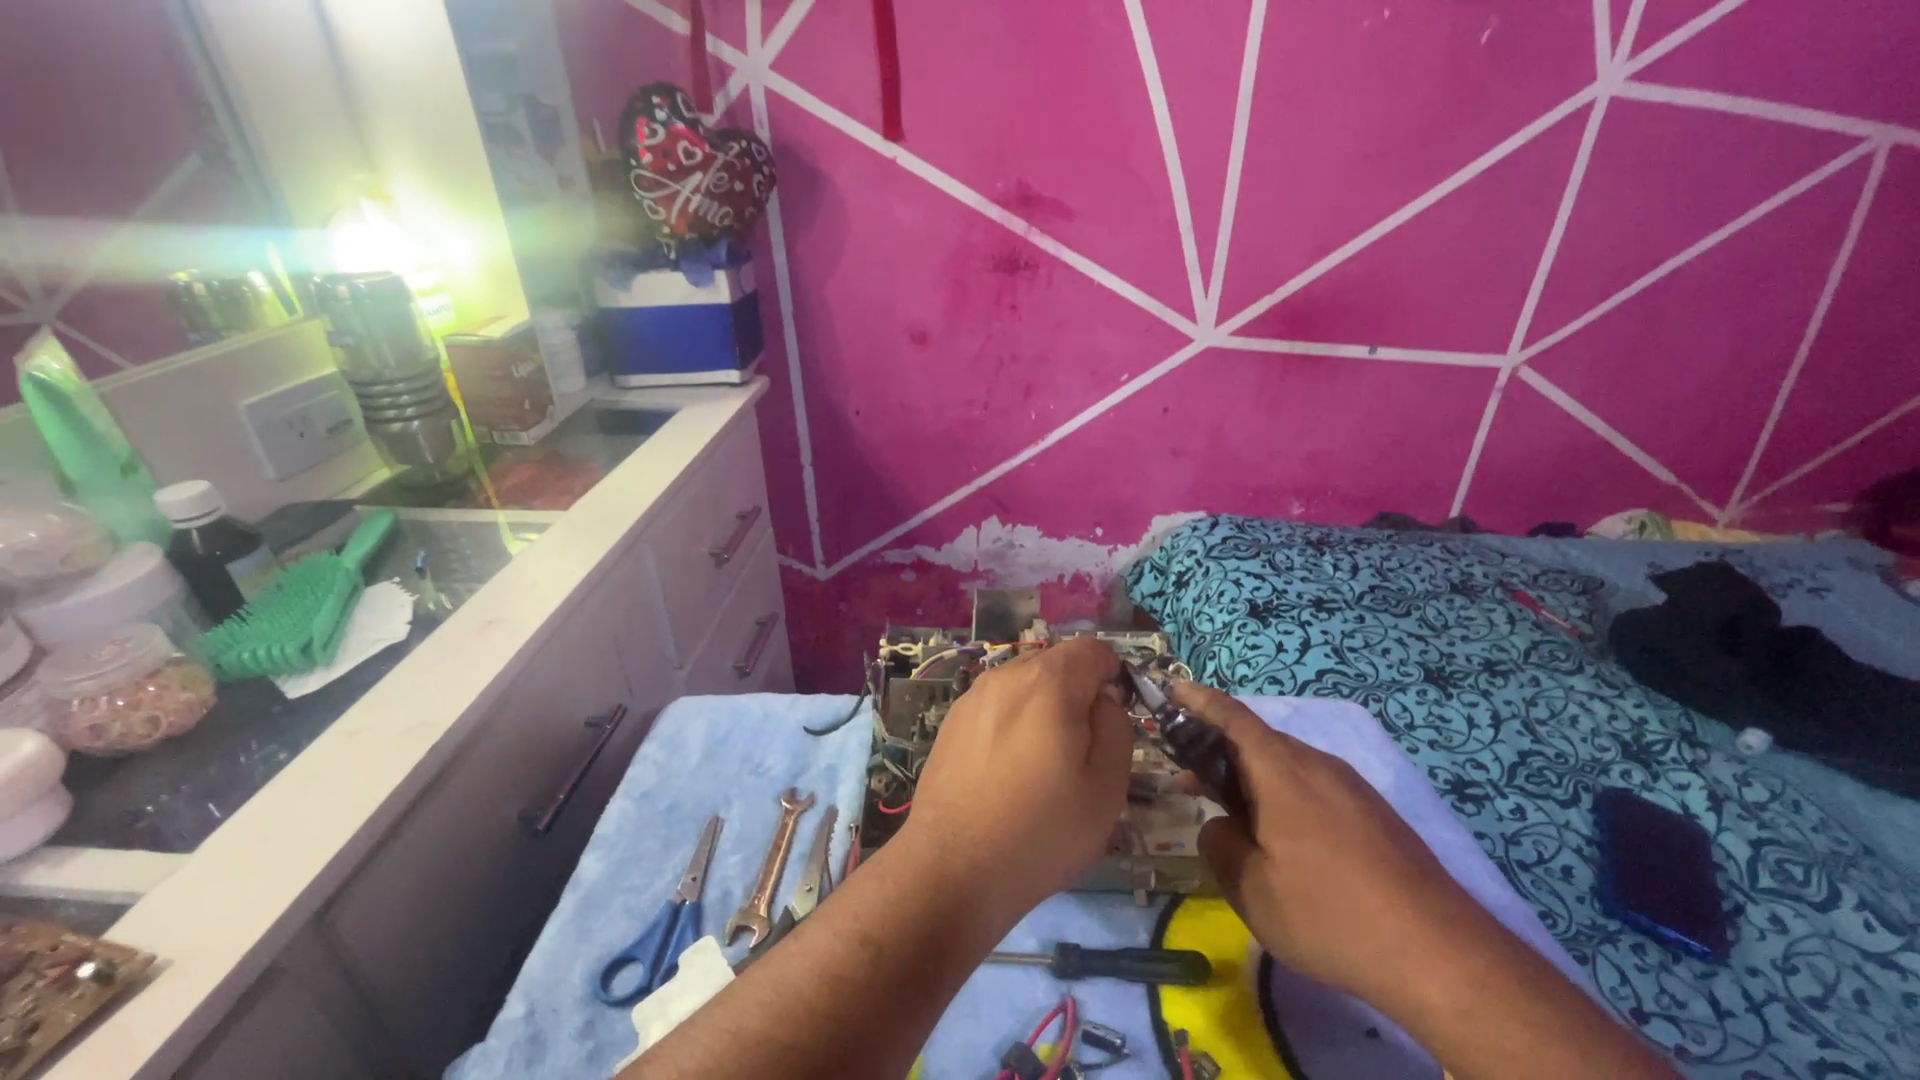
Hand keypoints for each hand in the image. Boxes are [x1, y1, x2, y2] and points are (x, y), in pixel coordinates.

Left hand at [897, 637, 1134, 923]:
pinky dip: (1012, 727)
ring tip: (1044, 769)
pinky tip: (1009, 775)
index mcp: (1048, 682)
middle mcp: (1004, 677)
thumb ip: (1116, 726)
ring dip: (1043, 712)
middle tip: (1083, 753)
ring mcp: (970, 700)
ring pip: (1023, 687)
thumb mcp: (1107, 786)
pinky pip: (996, 710)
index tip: (1114, 722)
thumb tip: (1104, 699)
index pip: (1092, 650)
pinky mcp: (949, 726)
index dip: (1113, 677)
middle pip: (1055, 665)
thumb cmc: (1041, 832)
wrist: (952, 870)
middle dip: (1078, 695)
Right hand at [1171, 683, 1490, 1003]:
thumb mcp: (1251, 888)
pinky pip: (1316, 789)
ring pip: (1290, 768)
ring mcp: (1353, 790)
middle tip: (1189, 782)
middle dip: (1220, 754)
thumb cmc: (1329, 914)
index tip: (1172, 691)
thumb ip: (1219, 844)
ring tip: (1233, 818)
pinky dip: (1285, 798)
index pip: (1233, 719)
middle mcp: (1320, 767)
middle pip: (1261, 743)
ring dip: (1253, 781)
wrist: (1438, 952)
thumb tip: (1219, 825)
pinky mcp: (1376, 816)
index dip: (1200, 702)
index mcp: (1283, 773)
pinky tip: (1284, 842)